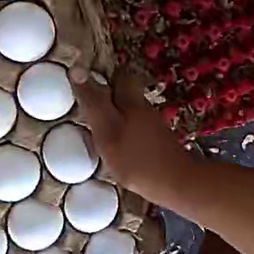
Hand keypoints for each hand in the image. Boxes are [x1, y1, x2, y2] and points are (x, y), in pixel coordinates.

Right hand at [71, 68, 197, 199]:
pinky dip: (126, 135)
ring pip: (133, 113)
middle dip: (110, 98)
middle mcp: (146, 109)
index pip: (119, 76)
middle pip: (127, 94)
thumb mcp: (107, 130)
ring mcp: (156, 127)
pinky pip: (139, 131)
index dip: (104, 76)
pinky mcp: (161, 144)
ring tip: (99, 131)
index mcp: (132, 101)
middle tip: (89, 110)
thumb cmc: (137, 158)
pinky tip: (118, 149)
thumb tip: (77, 69)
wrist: (177, 184)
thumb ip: (93, 102)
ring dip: (118, 117)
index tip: (87, 82)